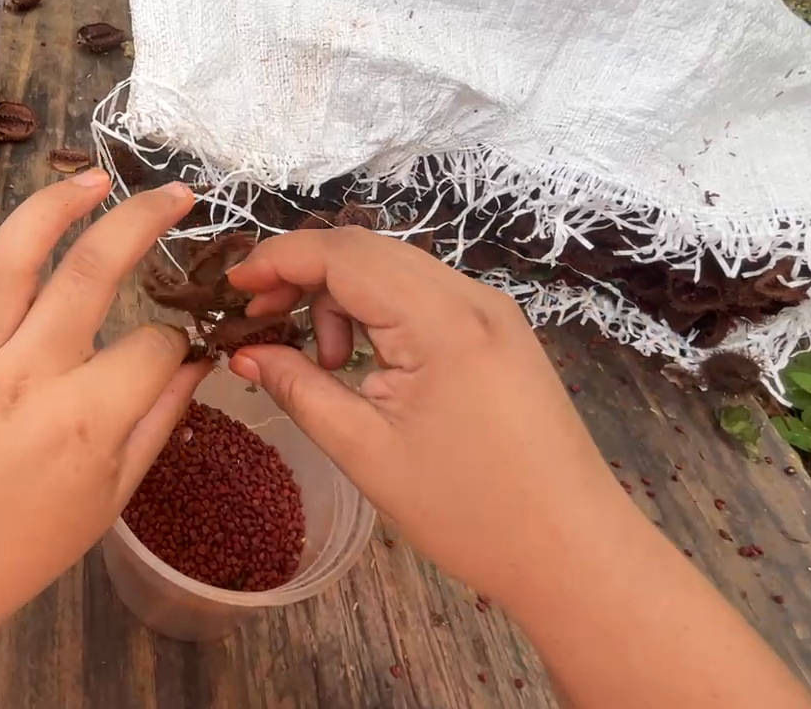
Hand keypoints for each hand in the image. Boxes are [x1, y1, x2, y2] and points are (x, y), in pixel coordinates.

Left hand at [0, 171, 210, 625]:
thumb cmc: (35, 538)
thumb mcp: (117, 493)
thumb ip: (161, 417)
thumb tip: (200, 357)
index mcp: (83, 421)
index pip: (152, 347)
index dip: (176, 342)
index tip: (175, 349)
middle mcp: (27, 375)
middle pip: (88, 274)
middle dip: (141, 222)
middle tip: (175, 194)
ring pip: (11, 261)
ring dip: (54, 206)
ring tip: (94, 178)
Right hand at [223, 227, 635, 607]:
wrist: (580, 560)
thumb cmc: (471, 513)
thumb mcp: (364, 450)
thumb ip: (296, 387)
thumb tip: (243, 354)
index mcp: (442, 321)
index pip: (341, 254)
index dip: (276, 259)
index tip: (231, 286)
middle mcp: (470, 297)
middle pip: (362, 249)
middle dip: (300, 273)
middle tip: (259, 318)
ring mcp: (487, 310)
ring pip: (386, 266)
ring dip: (335, 294)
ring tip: (321, 359)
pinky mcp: (492, 329)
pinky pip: (413, 292)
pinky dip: (369, 309)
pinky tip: (359, 358)